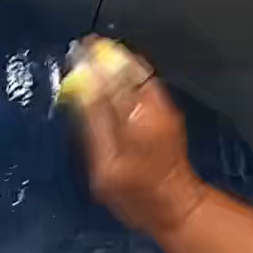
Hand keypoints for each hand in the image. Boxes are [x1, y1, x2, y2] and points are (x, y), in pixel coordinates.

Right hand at [71, 61, 208, 235]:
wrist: (176, 205)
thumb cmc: (137, 194)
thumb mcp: (105, 165)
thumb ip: (93, 125)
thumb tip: (80, 91)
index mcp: (135, 120)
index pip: (108, 81)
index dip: (91, 64)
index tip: (76, 52)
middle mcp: (152, 108)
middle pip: (126, 71)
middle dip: (104, 58)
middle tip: (85, 47)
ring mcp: (163, 109)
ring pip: (138, 75)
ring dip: (117, 64)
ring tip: (96, 56)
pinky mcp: (167, 114)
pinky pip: (145, 85)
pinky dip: (129, 75)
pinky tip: (114, 76)